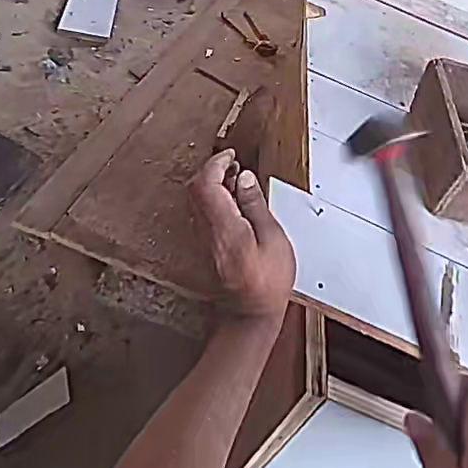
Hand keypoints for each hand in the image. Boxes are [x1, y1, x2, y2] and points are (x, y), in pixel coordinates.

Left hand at [187, 149, 294, 325]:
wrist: (251, 311)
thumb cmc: (268, 281)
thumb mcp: (273, 239)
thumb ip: (256, 205)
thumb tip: (244, 179)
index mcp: (225, 227)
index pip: (206, 184)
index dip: (216, 163)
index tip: (230, 156)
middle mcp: (208, 231)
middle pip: (195, 188)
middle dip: (211, 169)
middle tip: (232, 164)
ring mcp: (203, 238)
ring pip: (194, 199)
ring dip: (210, 182)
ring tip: (234, 180)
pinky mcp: (206, 243)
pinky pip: (200, 211)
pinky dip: (211, 197)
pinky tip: (230, 200)